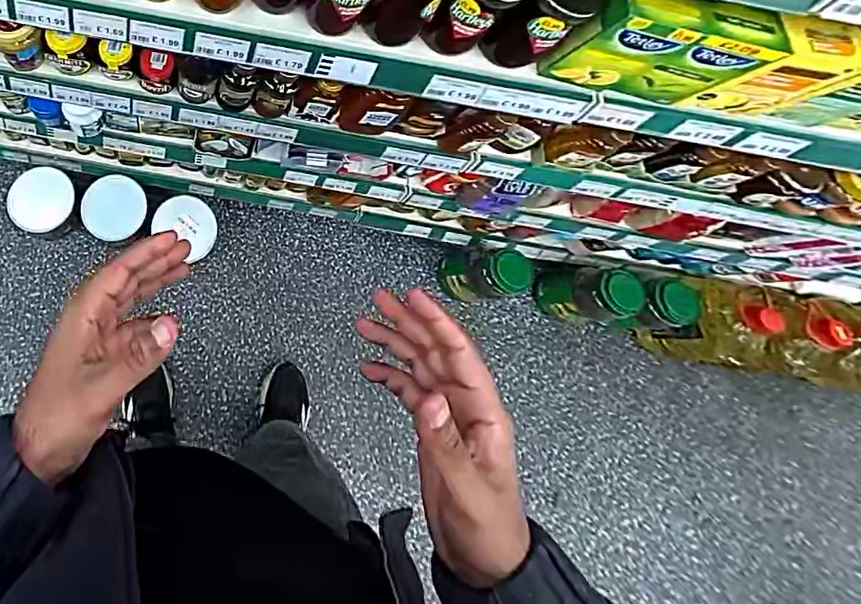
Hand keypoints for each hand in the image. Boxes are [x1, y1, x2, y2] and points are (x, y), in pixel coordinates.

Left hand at [14, 231, 190, 484]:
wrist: (36, 454)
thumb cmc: (53, 419)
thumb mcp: (101, 386)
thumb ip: (139, 355)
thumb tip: (170, 325)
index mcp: (83, 315)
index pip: (119, 270)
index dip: (146, 252)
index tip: (169, 239)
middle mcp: (89, 319)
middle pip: (127, 278)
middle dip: (156, 259)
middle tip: (181, 246)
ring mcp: (96, 336)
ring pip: (131, 296)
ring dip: (155, 280)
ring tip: (179, 266)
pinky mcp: (102, 353)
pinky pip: (133, 322)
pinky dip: (153, 314)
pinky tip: (166, 316)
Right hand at [357, 288, 530, 587]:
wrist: (485, 562)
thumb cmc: (490, 529)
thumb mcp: (469, 489)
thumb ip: (447, 443)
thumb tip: (429, 398)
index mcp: (485, 413)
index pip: (460, 354)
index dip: (438, 322)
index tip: (417, 299)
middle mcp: (466, 406)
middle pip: (435, 350)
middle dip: (409, 321)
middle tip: (383, 299)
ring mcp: (448, 415)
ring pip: (419, 364)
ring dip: (395, 341)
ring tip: (369, 323)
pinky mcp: (433, 427)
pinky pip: (409, 389)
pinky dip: (389, 374)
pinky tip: (372, 365)